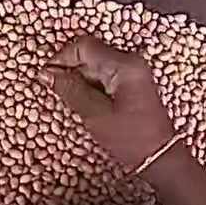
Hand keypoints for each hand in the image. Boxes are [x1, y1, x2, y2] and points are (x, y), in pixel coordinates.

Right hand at [44, 35, 177, 170]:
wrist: (159, 157)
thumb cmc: (132, 139)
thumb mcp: (95, 114)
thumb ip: (70, 89)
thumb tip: (48, 74)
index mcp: (124, 65)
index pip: (85, 47)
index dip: (61, 58)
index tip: (46, 75)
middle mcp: (131, 63)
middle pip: (91, 56)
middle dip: (70, 71)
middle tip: (56, 91)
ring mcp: (133, 74)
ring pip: (96, 68)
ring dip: (80, 82)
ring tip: (73, 103)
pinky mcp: (132, 86)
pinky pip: (105, 78)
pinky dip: (92, 89)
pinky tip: (87, 106)